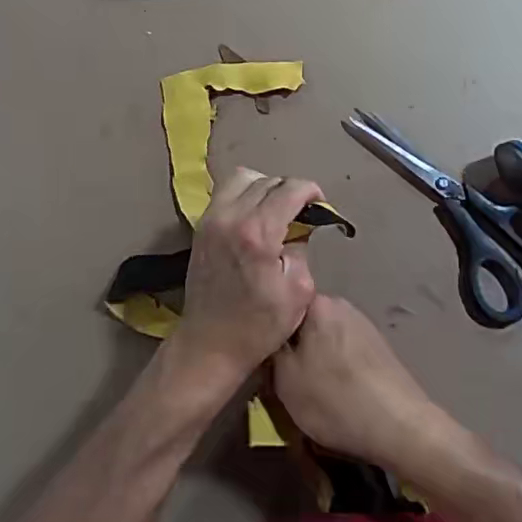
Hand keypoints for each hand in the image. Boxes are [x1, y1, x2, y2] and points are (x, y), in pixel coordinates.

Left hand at [167, 167, 323, 389]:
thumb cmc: (258, 325)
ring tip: (276, 209)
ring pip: (242, 178)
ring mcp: (211, 218)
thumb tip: (299, 227)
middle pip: (267, 180)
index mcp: (258, 232)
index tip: (320, 206)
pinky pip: (225, 192)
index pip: (289, 189)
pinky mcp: (201, 226)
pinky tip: (255, 216)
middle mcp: (231, 216)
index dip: (311, 192)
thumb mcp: (298, 291)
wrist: (209, 343)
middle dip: (290, 190)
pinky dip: (244, 194)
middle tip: (302, 212)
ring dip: (264, 186)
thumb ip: (301, 249)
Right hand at [273, 296, 453, 471]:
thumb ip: (270, 349)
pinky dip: (335, 368)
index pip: (279, 303)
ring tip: (308, 389)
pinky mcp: (378, 348)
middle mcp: (342, 305)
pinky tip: (335, 393)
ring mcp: (363, 325)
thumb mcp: (285, 380)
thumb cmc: (336, 400)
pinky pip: (343, 351)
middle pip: (303, 321)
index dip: (266, 328)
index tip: (259, 351)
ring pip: (323, 337)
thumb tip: (270, 334)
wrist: (403, 430)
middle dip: (291, 345)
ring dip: (313, 358)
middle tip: (280, 375)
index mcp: (318, 303)